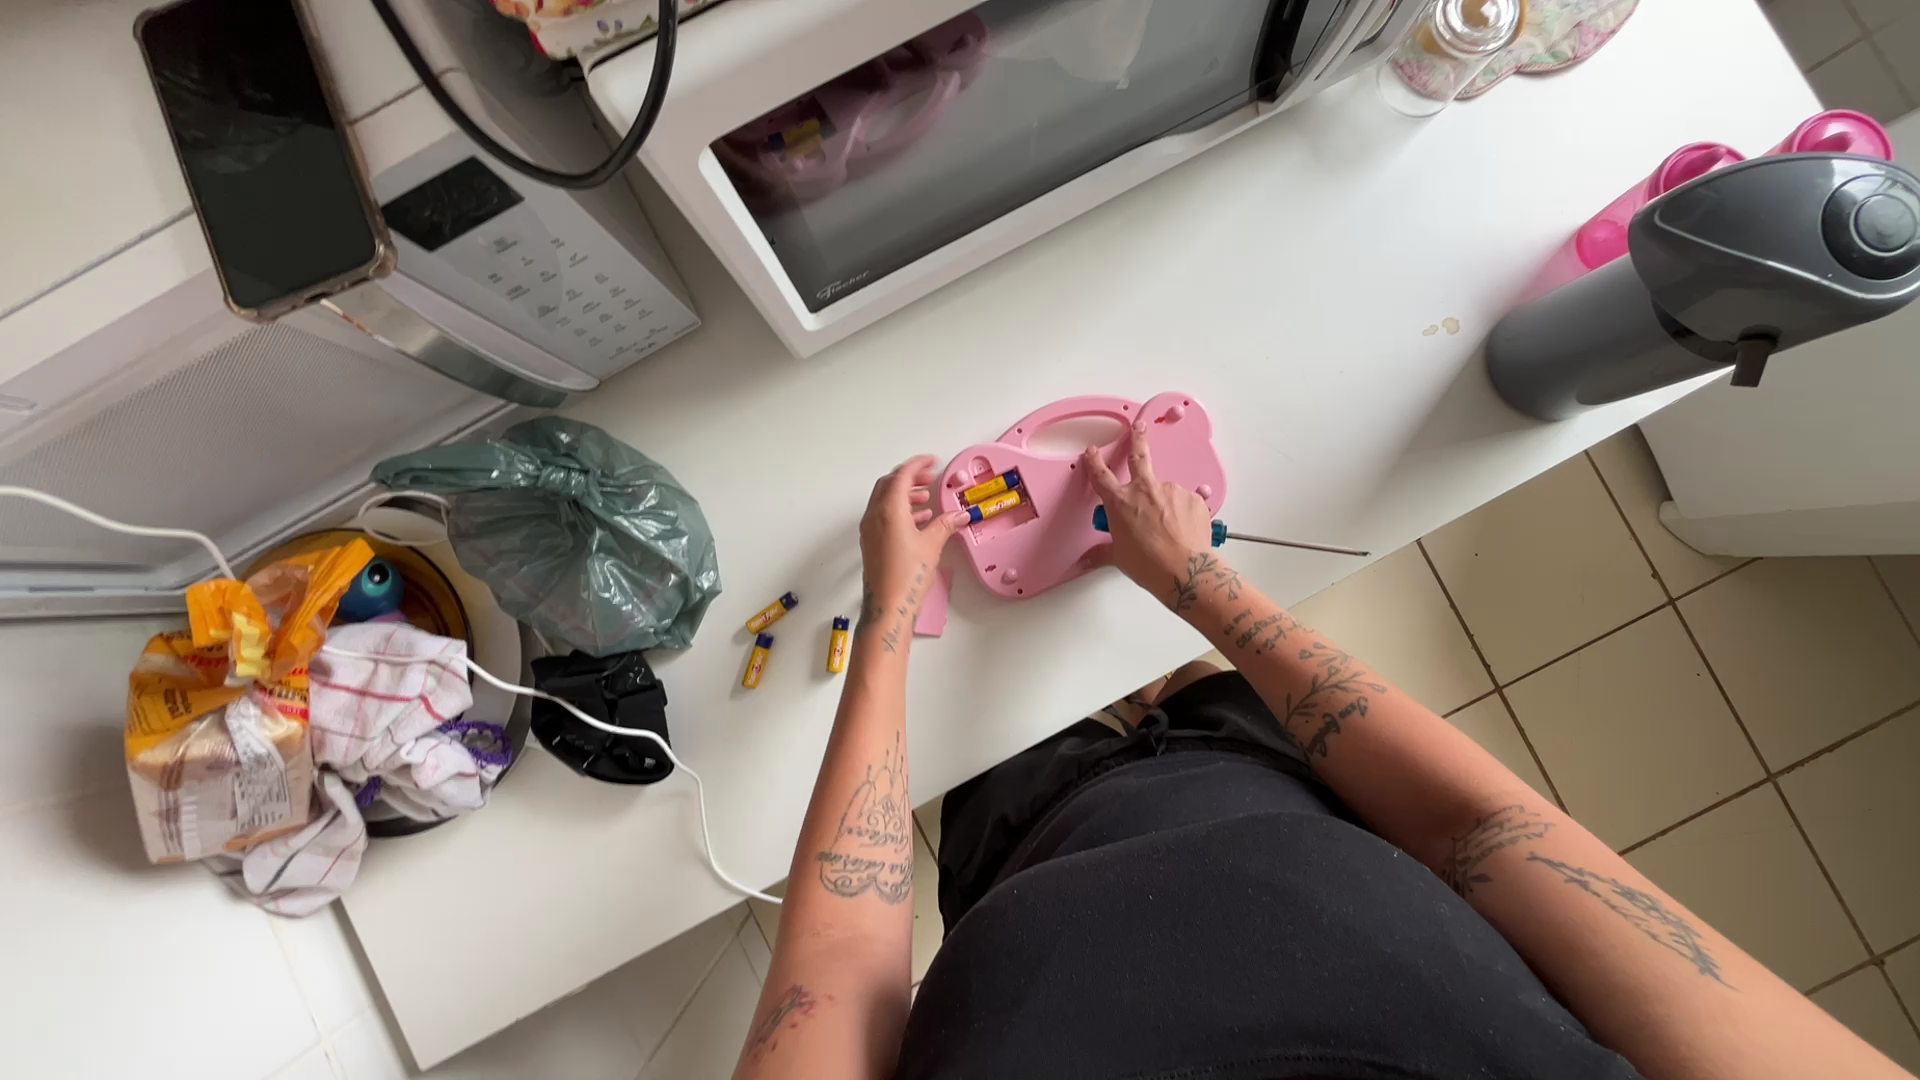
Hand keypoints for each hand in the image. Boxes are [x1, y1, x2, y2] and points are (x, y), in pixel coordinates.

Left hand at [858, 455, 967, 651]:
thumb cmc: (905, 577)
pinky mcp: (871, 543)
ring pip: (885, 500)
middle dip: (910, 478)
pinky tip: (918, 520)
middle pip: (889, 485)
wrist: (887, 606)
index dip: (917, 464)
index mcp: (888, 510)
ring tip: (927, 498)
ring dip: (905, 494)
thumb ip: (945, 524)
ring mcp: (870, 530)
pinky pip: (884, 516)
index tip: (930, 461)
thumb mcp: (932, 545)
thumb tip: (957, 515)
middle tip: (929, 477)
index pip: (901, 476)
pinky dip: (900, 510)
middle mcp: (874, 516)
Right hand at [1083, 421, 1218, 608]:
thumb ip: (1104, 551)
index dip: (1094, 462)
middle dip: (1137, 438)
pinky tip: (1182, 529)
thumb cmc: (1150, 564)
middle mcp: (1144, 489)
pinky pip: (1185, 502)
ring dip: (1165, 501)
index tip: (1092, 453)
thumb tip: (1088, 559)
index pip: (1101, 476)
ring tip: (1168, 527)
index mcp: (1120, 502)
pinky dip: (1182, 513)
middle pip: (1139, 454)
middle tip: (1139, 427)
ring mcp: (1170, 491)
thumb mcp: (1119, 557)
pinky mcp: (1193, 498)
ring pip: (1165, 490)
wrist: (1185, 570)